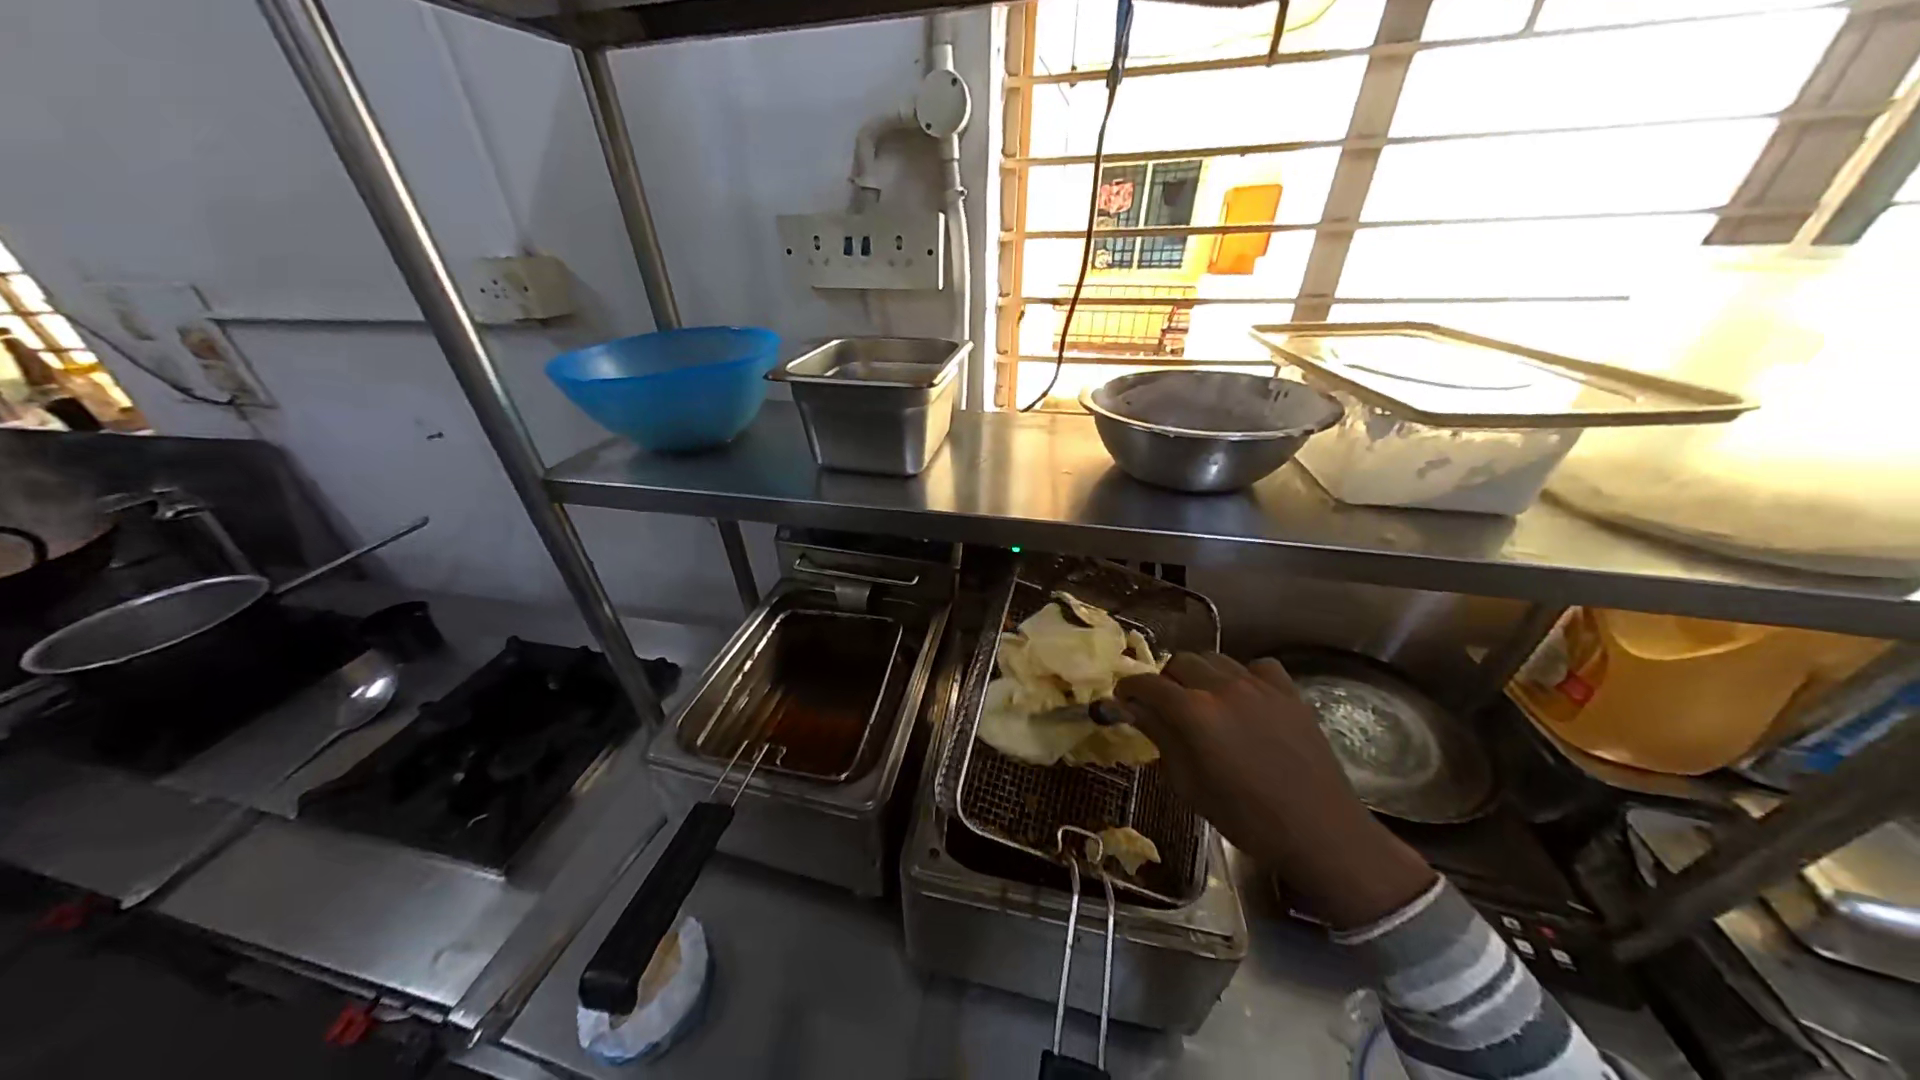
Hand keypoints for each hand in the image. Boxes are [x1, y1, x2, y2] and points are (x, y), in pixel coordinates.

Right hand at [1115, 653, 1434, 929]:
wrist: (1319, 831)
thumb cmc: (1246, 818)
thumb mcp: (1190, 785)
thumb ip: (1161, 738)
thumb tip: (1133, 711)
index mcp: (1195, 713)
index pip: (1149, 684)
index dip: (1130, 689)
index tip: (1123, 699)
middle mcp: (1224, 688)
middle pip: (1181, 662)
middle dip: (1164, 679)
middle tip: (1163, 705)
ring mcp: (1260, 686)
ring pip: (1216, 659)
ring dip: (1200, 674)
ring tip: (1202, 700)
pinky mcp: (1289, 693)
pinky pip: (1257, 667)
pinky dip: (1243, 675)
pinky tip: (1244, 699)